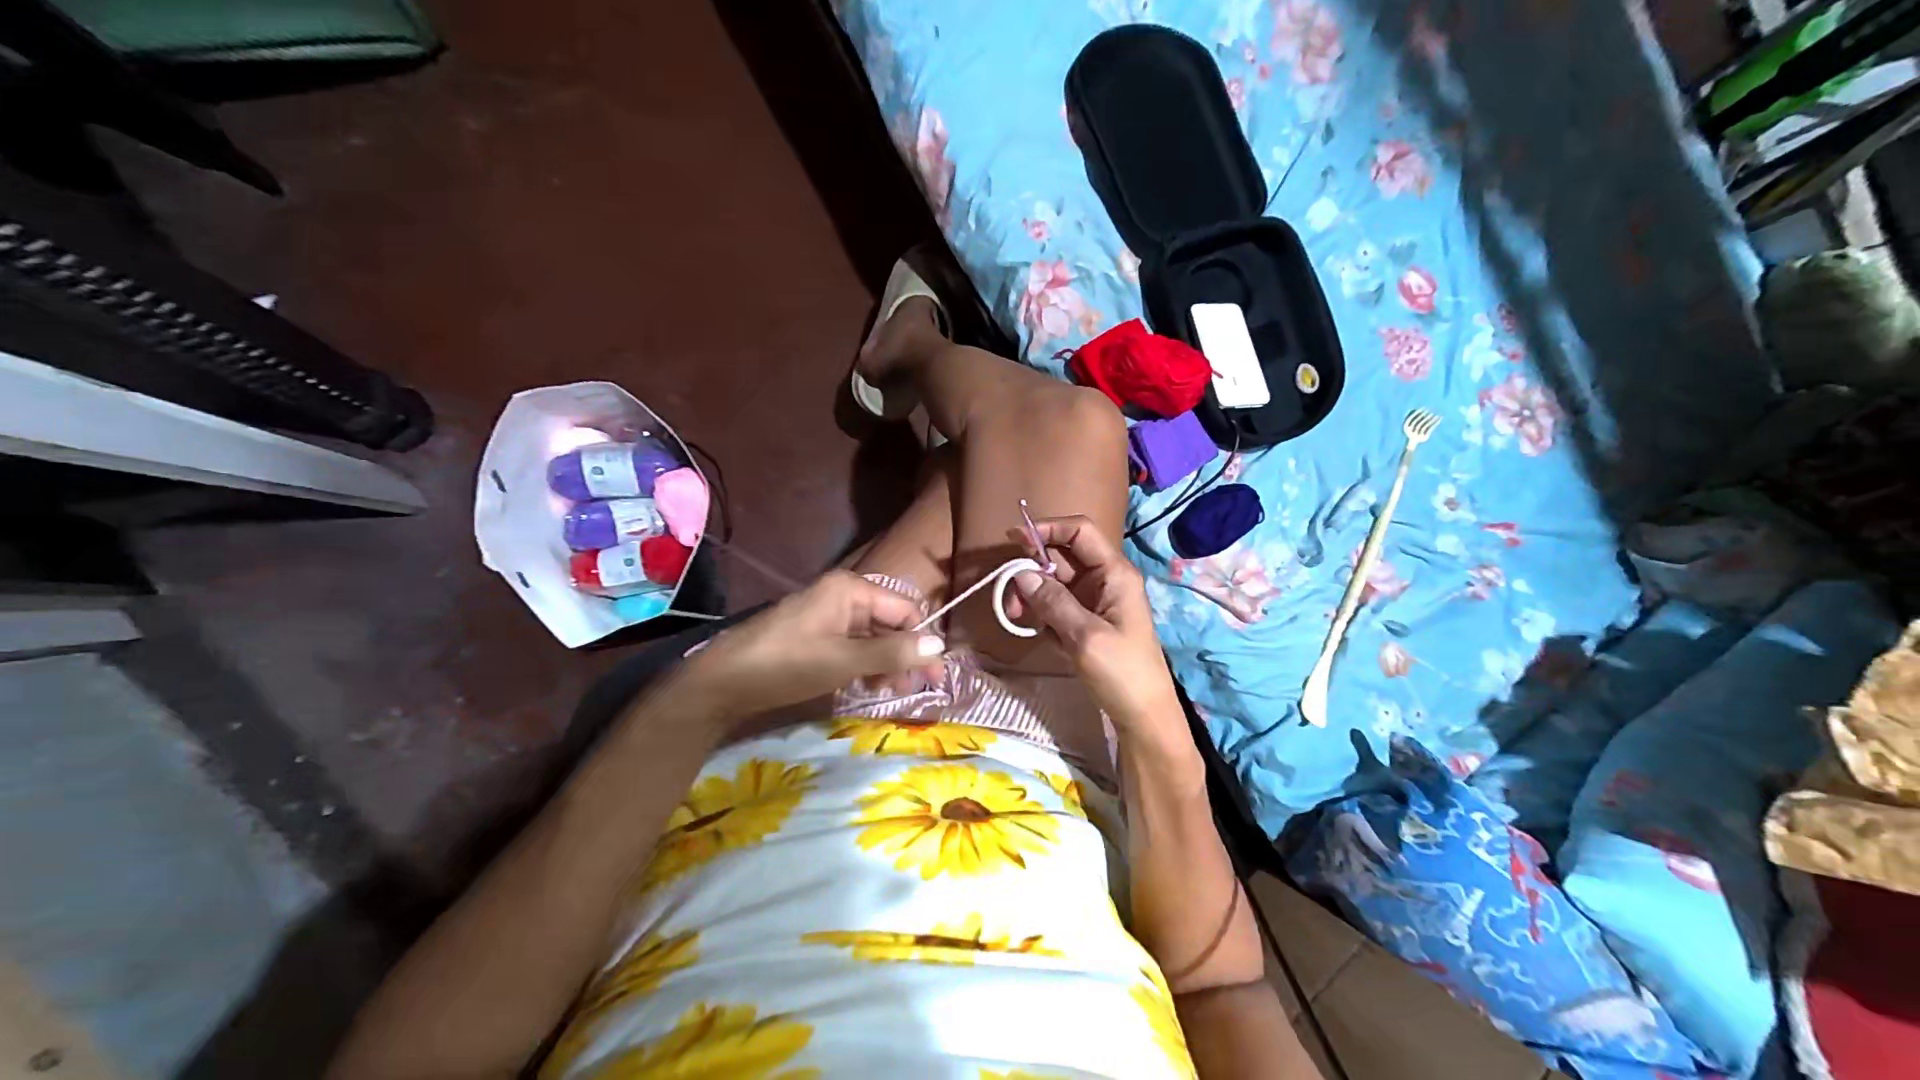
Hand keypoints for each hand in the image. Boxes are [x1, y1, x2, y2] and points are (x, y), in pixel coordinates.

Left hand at [681, 570, 944, 717]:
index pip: (905, 609)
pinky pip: (851, 645)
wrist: (723, 682)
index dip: (923, 642)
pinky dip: (862, 664)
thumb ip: (892, 652)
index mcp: (851, 589)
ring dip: (884, 662)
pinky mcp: (814, 634)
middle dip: (902, 654)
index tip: (934, 678)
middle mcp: (842, 594)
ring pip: (871, 636)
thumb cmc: (787, 664)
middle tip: (908, 690)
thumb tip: (939, 645)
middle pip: (889, 622)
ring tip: (883, 691)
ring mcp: (826, 614)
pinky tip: (861, 685)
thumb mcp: (844, 661)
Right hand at [1004, 515, 1182, 734]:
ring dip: (1032, 595)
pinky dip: (1042, 614)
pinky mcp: (1086, 623)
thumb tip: (1021, 574)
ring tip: (1019, 618)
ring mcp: (1095, 602)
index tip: (1014, 538)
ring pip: (1054, 583)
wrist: (1143, 716)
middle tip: (1011, 596)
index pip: (1080, 532)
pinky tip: (1039, 633)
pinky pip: (1056, 606)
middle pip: (1061, 558)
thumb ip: (1053, 601)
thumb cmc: (1122, 672)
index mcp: (1114, 573)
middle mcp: (1104, 581)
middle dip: (1032, 571)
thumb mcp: (1085, 636)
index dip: (1048, 528)